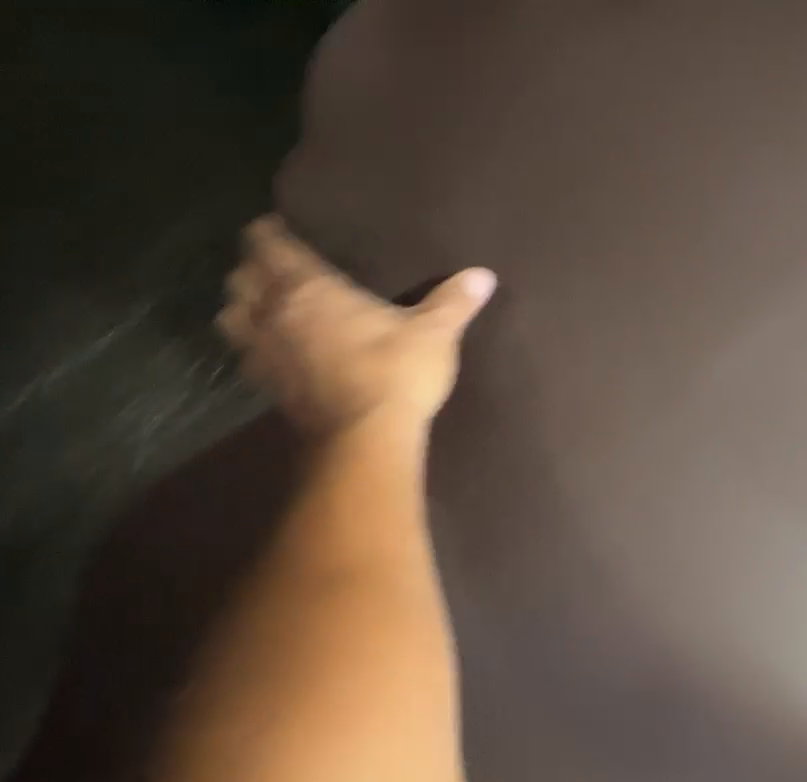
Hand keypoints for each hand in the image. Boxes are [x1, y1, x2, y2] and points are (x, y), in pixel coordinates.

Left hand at [219, 216, 496, 440]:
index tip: (287, 228)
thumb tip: (484, 275)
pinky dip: (254, 344)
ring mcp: (261, 348)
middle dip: (255, 267)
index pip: (268, 242)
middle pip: (241, 275)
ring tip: (269, 308)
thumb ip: (454, 301)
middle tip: (280, 269)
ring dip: (244, 305)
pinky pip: (245, 352)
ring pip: (231, 312)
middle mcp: (272, 309)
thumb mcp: (435, 334)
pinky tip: (277, 351)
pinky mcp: (264, 382)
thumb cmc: (397, 372)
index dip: (272, 231)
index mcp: (308, 286)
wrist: (366, 435)